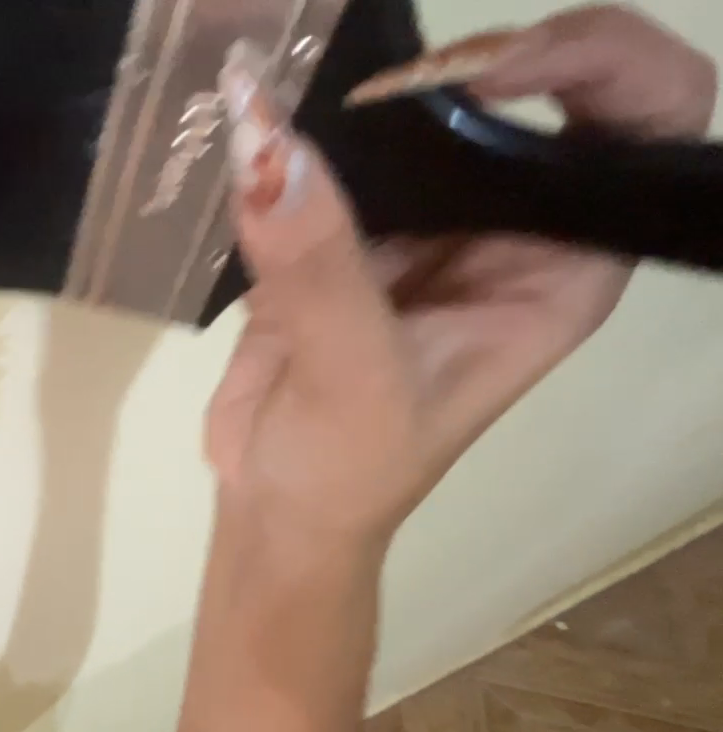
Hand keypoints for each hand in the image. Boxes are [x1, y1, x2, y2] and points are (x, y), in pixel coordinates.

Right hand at [206, 5, 716, 544]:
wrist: (274, 509)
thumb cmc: (348, 467)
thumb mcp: (351, 373)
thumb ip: (316, 264)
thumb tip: (261, 146)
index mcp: (559, 265)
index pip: (634, 124)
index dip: (585, 67)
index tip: (469, 73)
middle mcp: (496, 238)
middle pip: (516, 108)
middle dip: (457, 72)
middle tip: (366, 89)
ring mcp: (407, 243)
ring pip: (406, 139)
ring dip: (358, 112)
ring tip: (289, 99)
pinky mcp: (328, 255)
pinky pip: (319, 183)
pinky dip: (287, 155)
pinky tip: (252, 139)